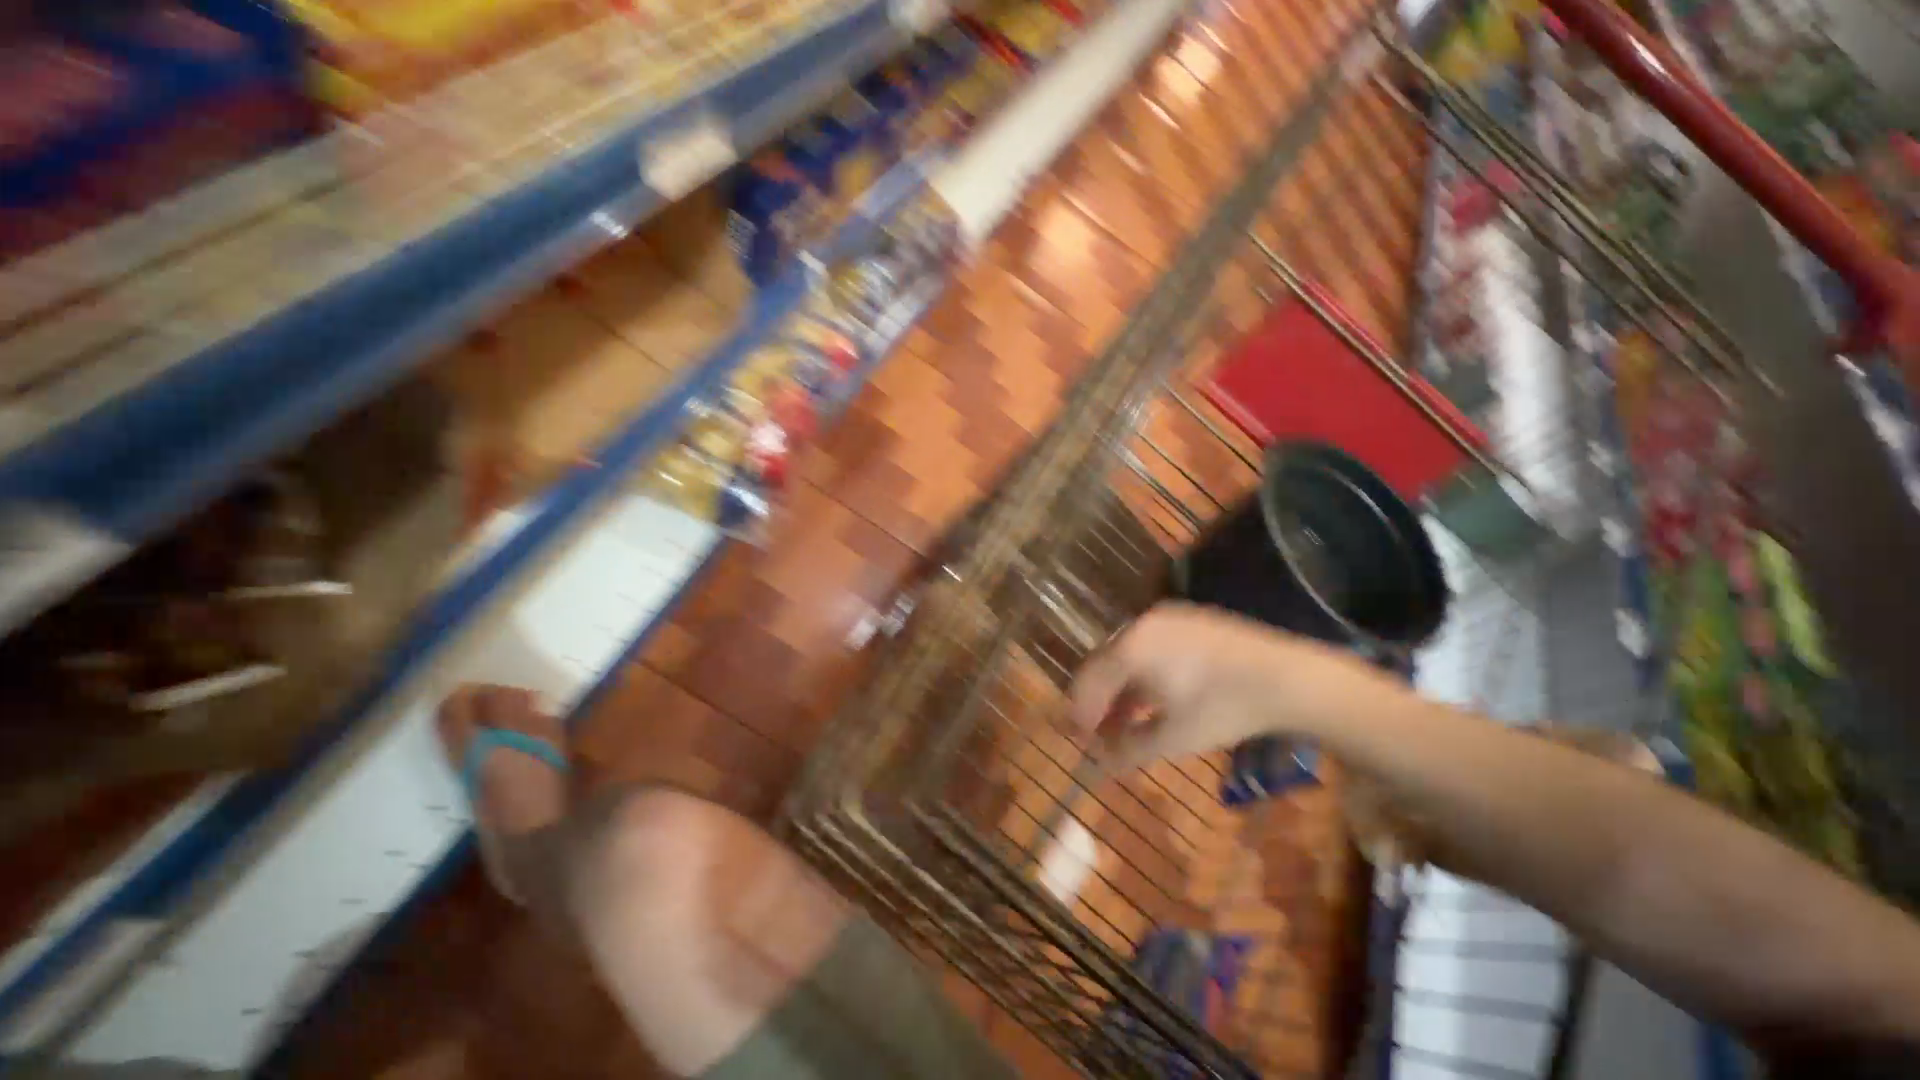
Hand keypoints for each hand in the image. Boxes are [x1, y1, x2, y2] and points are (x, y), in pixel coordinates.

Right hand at [1067, 602, 1393, 770]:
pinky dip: (1144, 677)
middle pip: (1105, 666)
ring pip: (1129, 657)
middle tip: (1099, 738)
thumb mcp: (1172, 738)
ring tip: (1125, 726)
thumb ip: (1127, 751)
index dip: (1079, 716)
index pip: (1088, 682)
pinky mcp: (1192, 622)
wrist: (1288, 679)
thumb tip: (1097, 768)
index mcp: (1130, 647)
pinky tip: (1153, 704)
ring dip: (1121, 692)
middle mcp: (1142, 624)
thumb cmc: (1223, 708)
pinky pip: (1153, 649)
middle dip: (1098, 704)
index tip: (1078, 743)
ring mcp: (1169, 619)